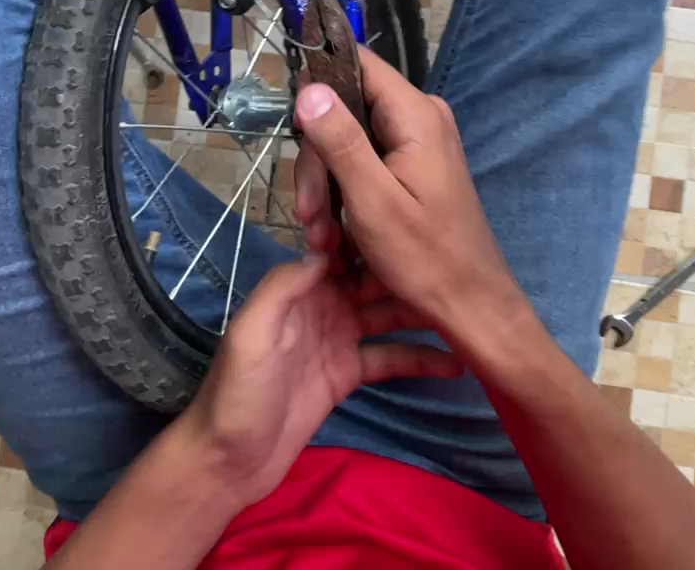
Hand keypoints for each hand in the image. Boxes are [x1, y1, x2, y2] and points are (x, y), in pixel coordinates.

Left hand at [175, 253, 461, 505]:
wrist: (228, 461)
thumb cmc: (236, 393)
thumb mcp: (250, 333)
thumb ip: (282, 288)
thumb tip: (326, 250)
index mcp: (297, 289)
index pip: (340, 251)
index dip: (373, 239)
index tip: (413, 232)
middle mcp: (321, 305)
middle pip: (371, 279)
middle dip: (407, 272)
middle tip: (457, 272)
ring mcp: (337, 339)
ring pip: (386, 315)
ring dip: (420, 312)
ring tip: (466, 310)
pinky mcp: (347, 374)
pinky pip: (388, 358)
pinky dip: (419, 358)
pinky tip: (454, 362)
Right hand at [292, 49, 541, 362]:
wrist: (471, 305)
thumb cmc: (425, 257)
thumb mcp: (373, 200)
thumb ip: (341, 140)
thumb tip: (309, 89)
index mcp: (416, 114)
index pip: (358, 64)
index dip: (320, 83)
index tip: (293, 123)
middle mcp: (419, 116)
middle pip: (346, 110)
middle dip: (319, 160)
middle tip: (310, 215)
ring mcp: (417, 142)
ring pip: (349, 140)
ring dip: (327, 185)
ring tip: (323, 235)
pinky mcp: (412, 165)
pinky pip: (364, 161)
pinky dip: (345, 192)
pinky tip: (335, 232)